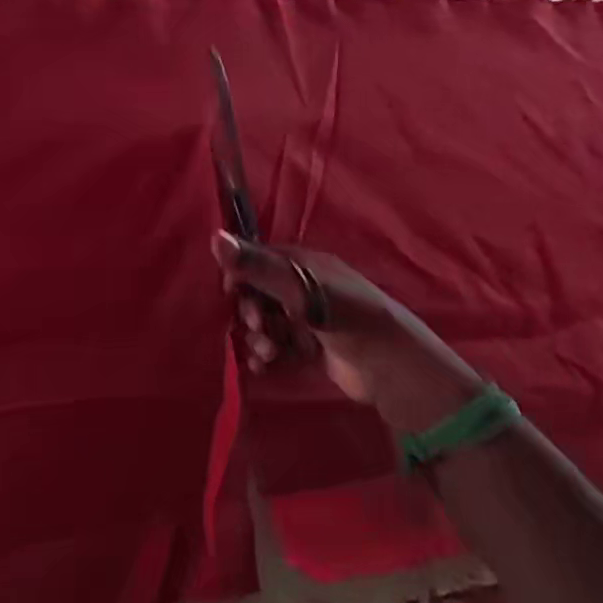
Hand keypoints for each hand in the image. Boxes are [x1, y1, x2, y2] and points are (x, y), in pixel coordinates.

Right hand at [211, 231, 485, 432]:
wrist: (388, 365)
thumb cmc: (344, 314)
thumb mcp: (297, 287)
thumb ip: (255, 265)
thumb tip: (214, 236)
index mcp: (304, 265)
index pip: (258, 261)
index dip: (240, 276)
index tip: (230, 293)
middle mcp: (305, 288)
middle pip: (259, 296)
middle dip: (250, 313)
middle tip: (256, 326)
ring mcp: (308, 320)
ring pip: (267, 325)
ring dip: (259, 338)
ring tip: (268, 353)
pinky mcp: (311, 349)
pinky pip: (278, 348)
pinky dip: (268, 356)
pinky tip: (265, 366)